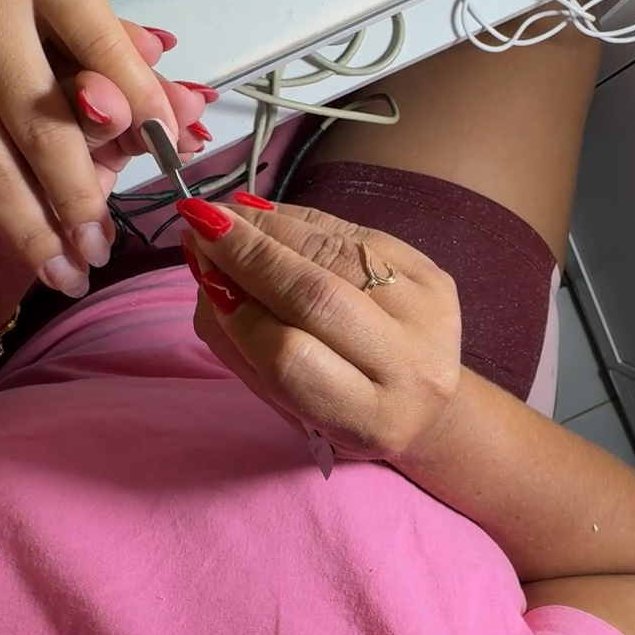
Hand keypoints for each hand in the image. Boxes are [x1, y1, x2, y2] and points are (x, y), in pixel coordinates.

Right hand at [179, 196, 462, 462]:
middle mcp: (412, 367)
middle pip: (317, 297)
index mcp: (374, 420)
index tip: (202, 276)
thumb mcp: (290, 406)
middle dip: (250, 255)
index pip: (291, 359)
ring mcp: (430, 314)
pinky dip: (303, 221)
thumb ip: (243, 348)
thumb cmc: (341, 411)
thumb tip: (207, 265)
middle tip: (200, 224)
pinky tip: (267, 216)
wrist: (425, 401)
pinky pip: (355, 233)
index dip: (240, 315)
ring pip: (337, 253)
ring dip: (272, 227)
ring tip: (227, 214)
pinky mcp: (434, 273)